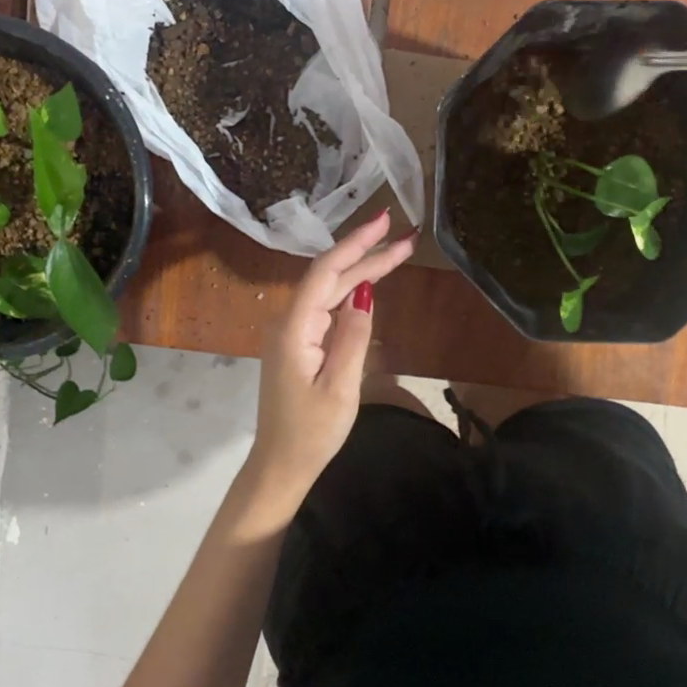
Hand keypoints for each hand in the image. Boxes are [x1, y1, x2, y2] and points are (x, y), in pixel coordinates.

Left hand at [248, 209, 415, 506]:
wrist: (281, 465)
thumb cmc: (311, 433)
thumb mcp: (340, 388)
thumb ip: (353, 337)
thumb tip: (366, 292)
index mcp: (295, 329)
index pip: (326, 273)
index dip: (356, 244)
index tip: (384, 222)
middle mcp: (289, 323)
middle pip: (330, 278)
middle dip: (367, 254)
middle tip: (404, 234)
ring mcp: (293, 334)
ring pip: (329, 293)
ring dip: (362, 272)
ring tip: (398, 252)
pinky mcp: (299, 346)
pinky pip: (327, 311)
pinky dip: (352, 295)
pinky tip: (371, 285)